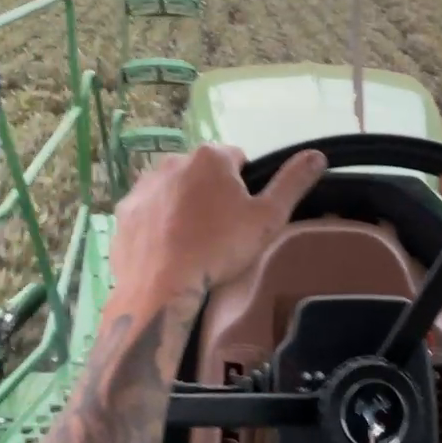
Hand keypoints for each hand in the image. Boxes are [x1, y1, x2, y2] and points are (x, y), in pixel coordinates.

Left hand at [109, 144, 326, 303]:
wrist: (160, 288)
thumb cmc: (220, 249)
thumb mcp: (268, 218)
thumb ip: (292, 182)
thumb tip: (317, 154)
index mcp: (210, 157)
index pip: (236, 158)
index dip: (245, 185)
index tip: (244, 215)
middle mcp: (173, 160)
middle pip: (203, 172)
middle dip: (212, 192)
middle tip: (221, 231)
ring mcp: (144, 185)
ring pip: (174, 188)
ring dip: (184, 204)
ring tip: (193, 242)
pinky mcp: (124, 211)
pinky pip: (149, 209)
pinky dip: (158, 222)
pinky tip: (167, 249)